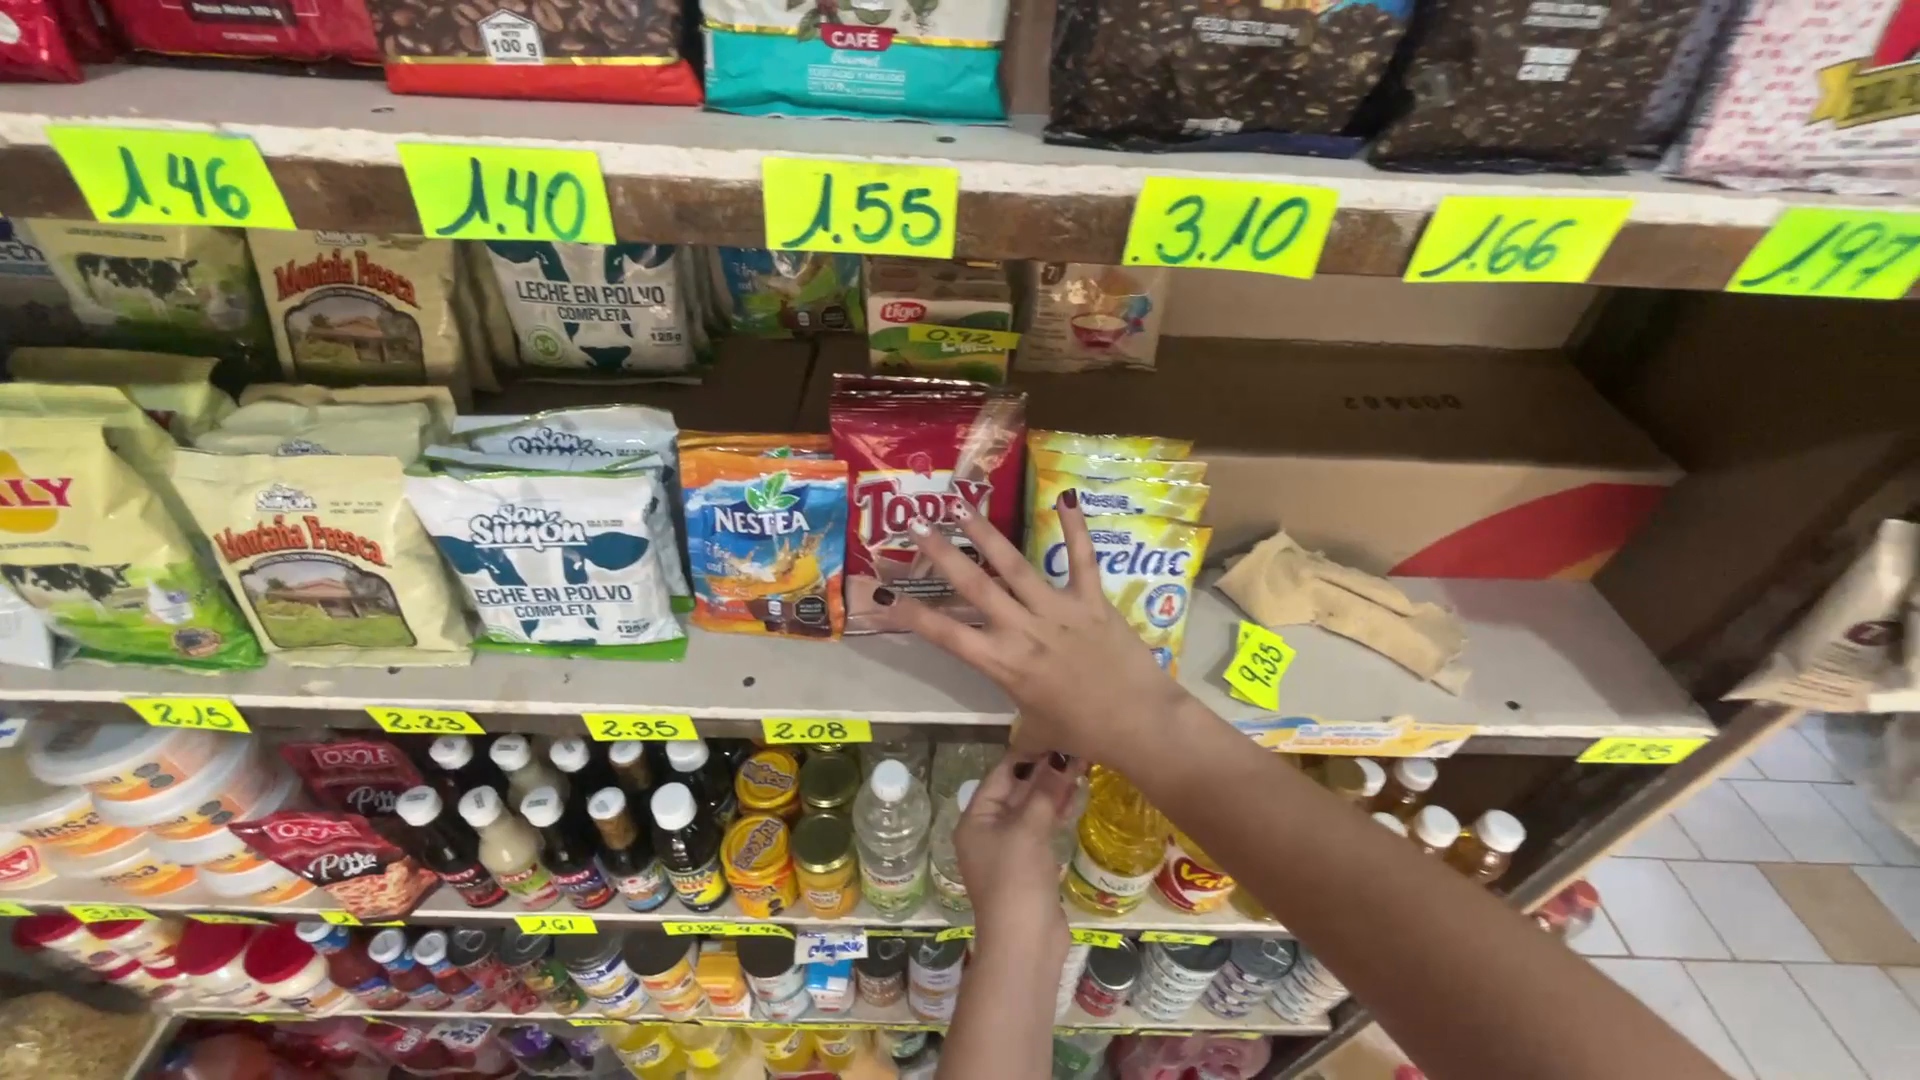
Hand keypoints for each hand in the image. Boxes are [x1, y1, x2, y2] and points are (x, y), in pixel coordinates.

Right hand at [877, 493, 1192, 767]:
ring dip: (986, 535)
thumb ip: (1020, 732)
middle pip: (975, 588)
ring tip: (962, 507)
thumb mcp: (1039, 733)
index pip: (948, 635)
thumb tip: (1012, 750)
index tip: (887, 594)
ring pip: (1015, 567)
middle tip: (918, 525)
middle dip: (942, 555)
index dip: (915, 614)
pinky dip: (1074, 528)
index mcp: (1004, 665)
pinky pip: (1081, 560)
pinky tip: (1064, 497)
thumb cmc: (1085, 733)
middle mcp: (1023, 631)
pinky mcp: (1092, 601)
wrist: (1139, 724)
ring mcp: (1057, 612)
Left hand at [955, 752, 1079, 954]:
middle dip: (1042, 774)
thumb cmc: (1016, 880)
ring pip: (1030, 811)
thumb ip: (1044, 793)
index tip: (1052, 737)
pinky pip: (1040, 829)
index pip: (999, 776)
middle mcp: (988, 831)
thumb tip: (1062, 758)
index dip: (1025, 757)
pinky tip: (1074, 797)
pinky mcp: (1029, 867)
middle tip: (1073, 750)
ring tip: (1079, 767)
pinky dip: (1055, 813)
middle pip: (1015, 793)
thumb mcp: (1028, 830)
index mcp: (975, 819)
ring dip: (1051, 792)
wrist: (1024, 943)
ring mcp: (1009, 850)